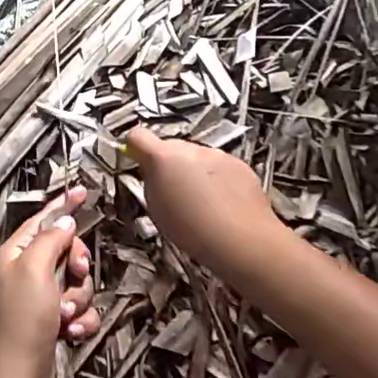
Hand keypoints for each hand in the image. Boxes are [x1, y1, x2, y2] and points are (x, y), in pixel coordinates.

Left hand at [0, 188, 99, 377]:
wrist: (23, 376)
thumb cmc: (24, 319)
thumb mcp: (35, 269)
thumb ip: (51, 239)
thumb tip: (65, 220)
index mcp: (16, 251)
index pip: (43, 219)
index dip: (63, 205)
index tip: (82, 191)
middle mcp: (28, 269)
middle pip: (67, 250)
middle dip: (76, 266)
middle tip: (74, 276)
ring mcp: (43, 296)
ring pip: (79, 281)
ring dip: (78, 298)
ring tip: (65, 316)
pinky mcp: (55, 319)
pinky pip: (81, 308)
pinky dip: (81, 320)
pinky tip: (71, 332)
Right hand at [125, 128, 293, 273]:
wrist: (242, 240)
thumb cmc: (194, 229)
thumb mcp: (155, 207)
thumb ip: (150, 181)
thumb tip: (150, 172)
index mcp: (162, 157)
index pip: (137, 136)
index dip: (135, 147)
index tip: (137, 159)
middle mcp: (189, 149)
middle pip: (170, 147)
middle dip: (168, 164)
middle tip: (170, 192)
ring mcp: (216, 155)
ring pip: (195, 157)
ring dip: (193, 172)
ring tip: (198, 203)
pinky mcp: (238, 164)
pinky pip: (218, 166)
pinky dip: (215, 178)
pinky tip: (219, 203)